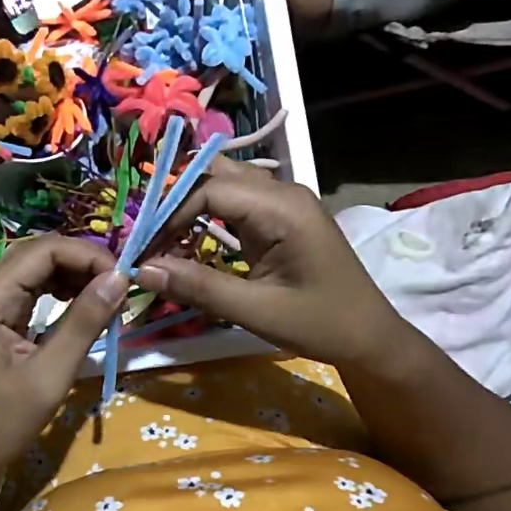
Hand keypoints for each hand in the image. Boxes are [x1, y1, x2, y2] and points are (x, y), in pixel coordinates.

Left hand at [0, 237, 129, 485]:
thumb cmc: (5, 420)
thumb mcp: (51, 374)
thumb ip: (84, 322)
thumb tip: (120, 278)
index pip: (43, 250)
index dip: (87, 255)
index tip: (123, 279)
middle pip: (38, 253)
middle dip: (83, 263)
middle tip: (120, 288)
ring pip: (36, 268)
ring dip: (74, 276)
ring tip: (108, 297)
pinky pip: (30, 289)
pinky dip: (61, 291)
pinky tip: (84, 304)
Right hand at [131, 158, 410, 367]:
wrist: (368, 335)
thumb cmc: (319, 323)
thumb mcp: (255, 310)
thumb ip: (198, 287)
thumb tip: (142, 271)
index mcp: (282, 208)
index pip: (210, 189)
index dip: (170, 214)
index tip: (143, 249)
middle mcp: (283, 192)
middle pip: (216, 175)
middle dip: (176, 202)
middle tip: (146, 238)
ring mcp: (285, 202)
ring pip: (224, 185)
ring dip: (190, 207)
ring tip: (161, 240)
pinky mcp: (282, 217)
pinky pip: (237, 204)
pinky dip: (208, 217)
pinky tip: (189, 240)